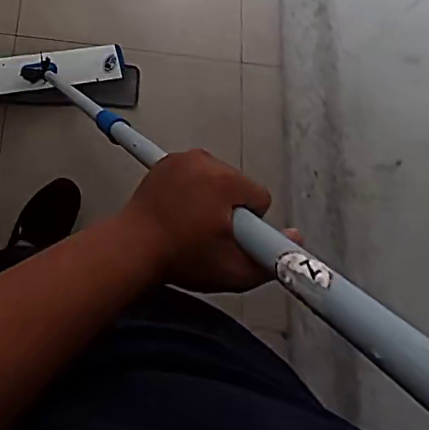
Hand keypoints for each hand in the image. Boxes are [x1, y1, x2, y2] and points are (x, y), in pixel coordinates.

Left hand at [115, 149, 301, 293]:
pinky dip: (191, 188)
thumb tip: (294, 239)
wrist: (134, 246)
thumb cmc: (178, 255)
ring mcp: (182, 159)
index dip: (251, 223)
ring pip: (215, 177)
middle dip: (230, 207)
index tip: (233, 236)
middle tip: (210, 233)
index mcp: (225, 181)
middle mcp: (204, 162)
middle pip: (237, 184)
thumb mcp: (234, 270)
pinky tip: (179, 210)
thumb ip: (272, 258)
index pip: (260, 197)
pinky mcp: (166, 162)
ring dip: (211, 196)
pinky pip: (193, 173)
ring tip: (191, 222)